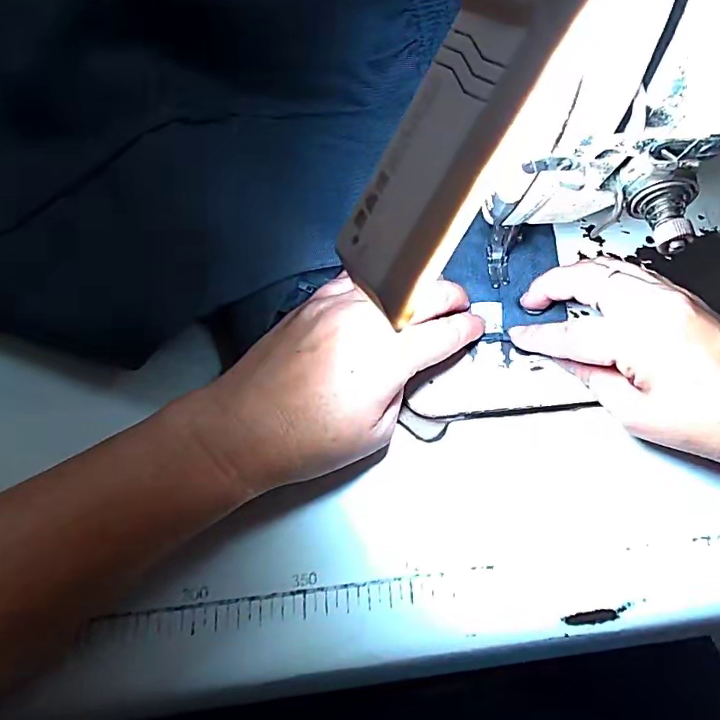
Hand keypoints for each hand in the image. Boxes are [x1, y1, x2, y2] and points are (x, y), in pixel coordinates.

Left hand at [180, 274, 483, 495]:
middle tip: (460, 310)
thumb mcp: (375, 432)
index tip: (476, 327)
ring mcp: (336, 304)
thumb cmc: (304, 438)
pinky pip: (358, 281)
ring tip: (427, 301)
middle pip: (426, 295)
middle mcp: (365, 320)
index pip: (443, 333)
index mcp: (387, 356)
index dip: (467, 330)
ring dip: (419, 289)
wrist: (243, 427)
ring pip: (394, 281)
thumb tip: (405, 371)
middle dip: (453, 300)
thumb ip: (401, 391)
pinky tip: (383, 297)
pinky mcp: (313, 302)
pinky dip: (381, 286)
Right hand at [507, 258, 719, 486]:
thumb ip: (595, 380)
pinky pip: (635, 273)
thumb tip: (570, 361)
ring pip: (612, 266)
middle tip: (532, 299)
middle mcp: (655, 304)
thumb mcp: (637, 414)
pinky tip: (599, 292)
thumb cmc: (718, 420)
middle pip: (588, 277)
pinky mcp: (686, 297)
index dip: (539, 335)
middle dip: (551, 284)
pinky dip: (608, 277)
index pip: (571, 331)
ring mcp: (673, 295)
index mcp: (637, 335)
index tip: (522, 335)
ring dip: (579, 274)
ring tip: (558, 290)